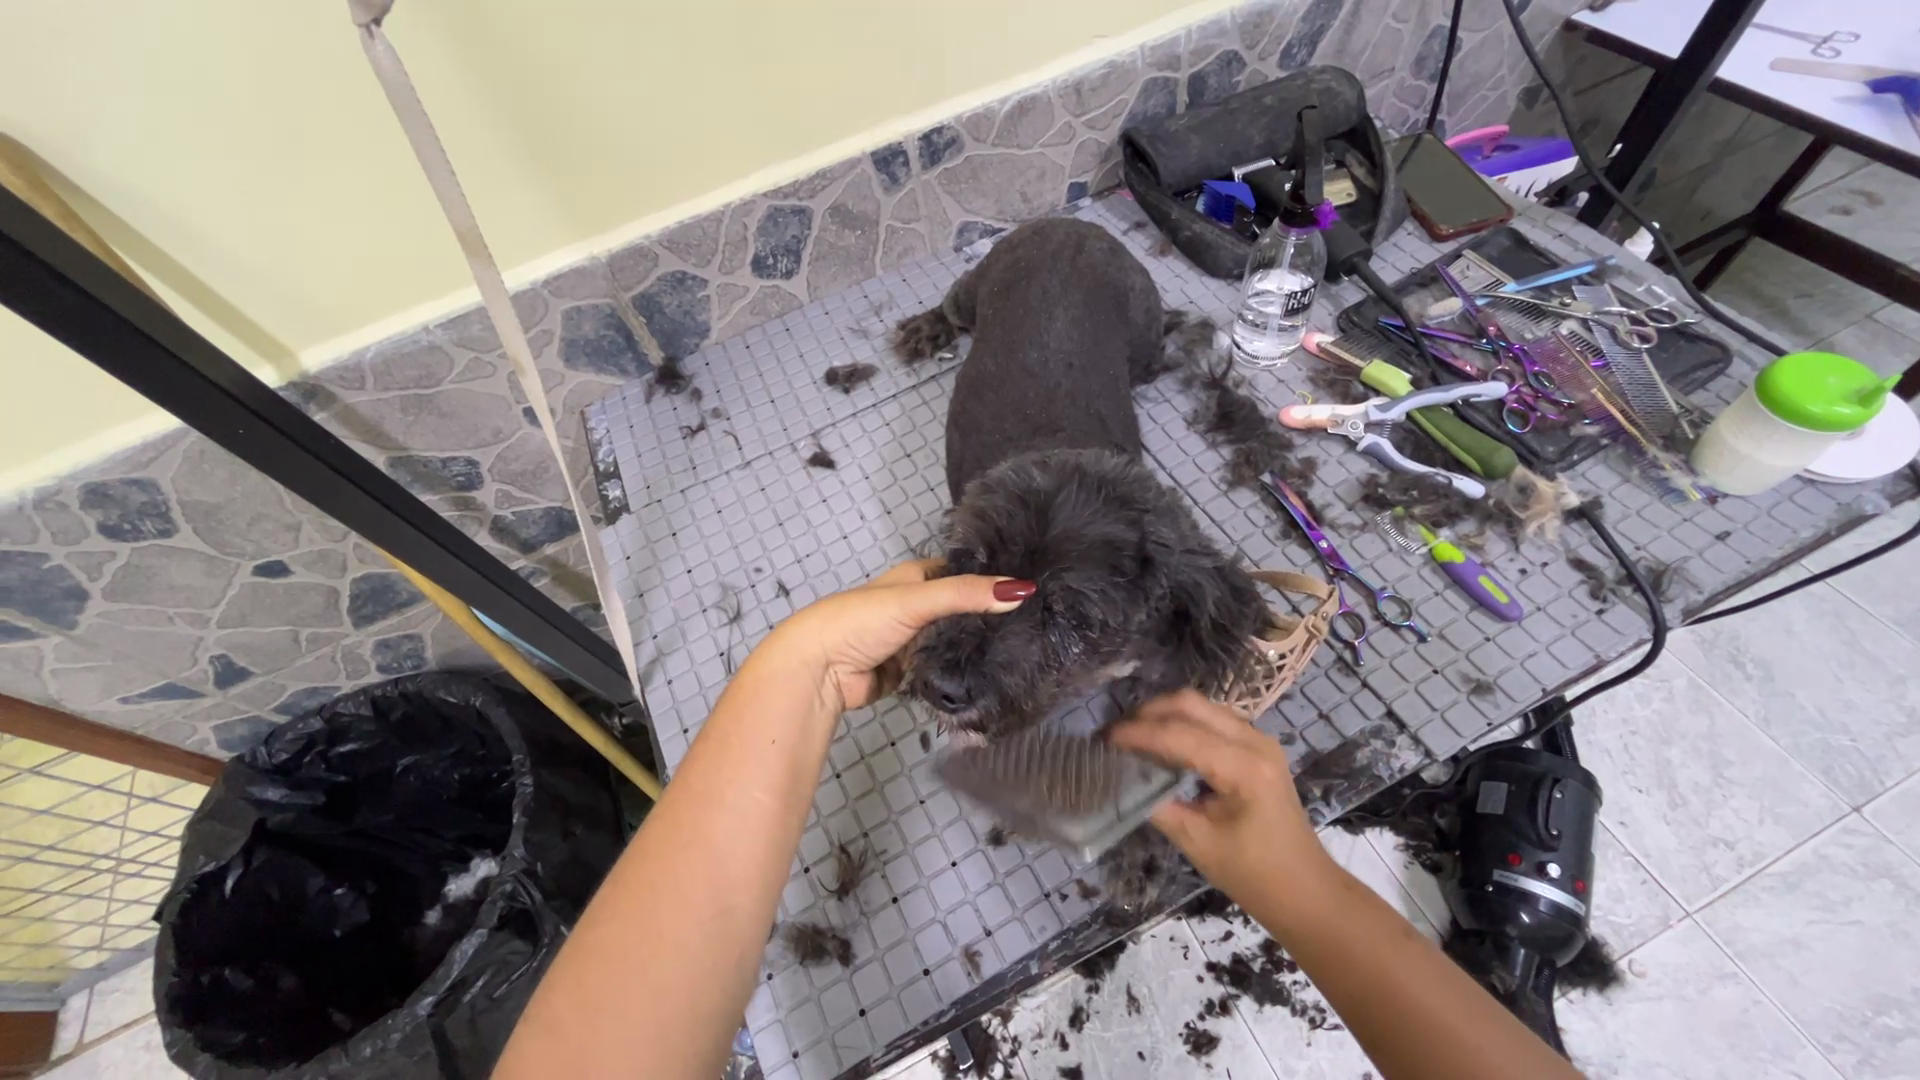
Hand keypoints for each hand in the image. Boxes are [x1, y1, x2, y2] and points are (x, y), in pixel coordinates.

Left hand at [770, 559, 1032, 711]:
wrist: (818, 670)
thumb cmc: (862, 620)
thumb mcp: (917, 600)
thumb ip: (967, 596)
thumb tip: (1024, 590)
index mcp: (916, 577)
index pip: (964, 572)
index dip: (993, 578)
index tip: (1034, 588)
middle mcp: (916, 605)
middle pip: (962, 610)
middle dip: (989, 617)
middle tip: (1038, 624)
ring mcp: (913, 640)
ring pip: (954, 641)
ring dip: (976, 647)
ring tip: (1027, 649)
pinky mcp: (910, 672)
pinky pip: (943, 669)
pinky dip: (960, 672)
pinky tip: (993, 674)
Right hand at [1109, 690, 1331, 902]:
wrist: (1307, 891)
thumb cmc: (1254, 875)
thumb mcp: (1197, 842)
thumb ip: (1157, 804)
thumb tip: (1119, 779)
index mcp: (1244, 767)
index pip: (1178, 734)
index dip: (1137, 734)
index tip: (1103, 741)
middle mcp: (1255, 742)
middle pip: (1190, 704)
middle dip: (1147, 713)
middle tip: (1115, 734)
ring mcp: (1259, 740)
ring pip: (1201, 706)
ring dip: (1164, 715)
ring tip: (1132, 737)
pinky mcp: (1257, 747)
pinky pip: (1212, 719)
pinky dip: (1182, 724)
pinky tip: (1162, 745)